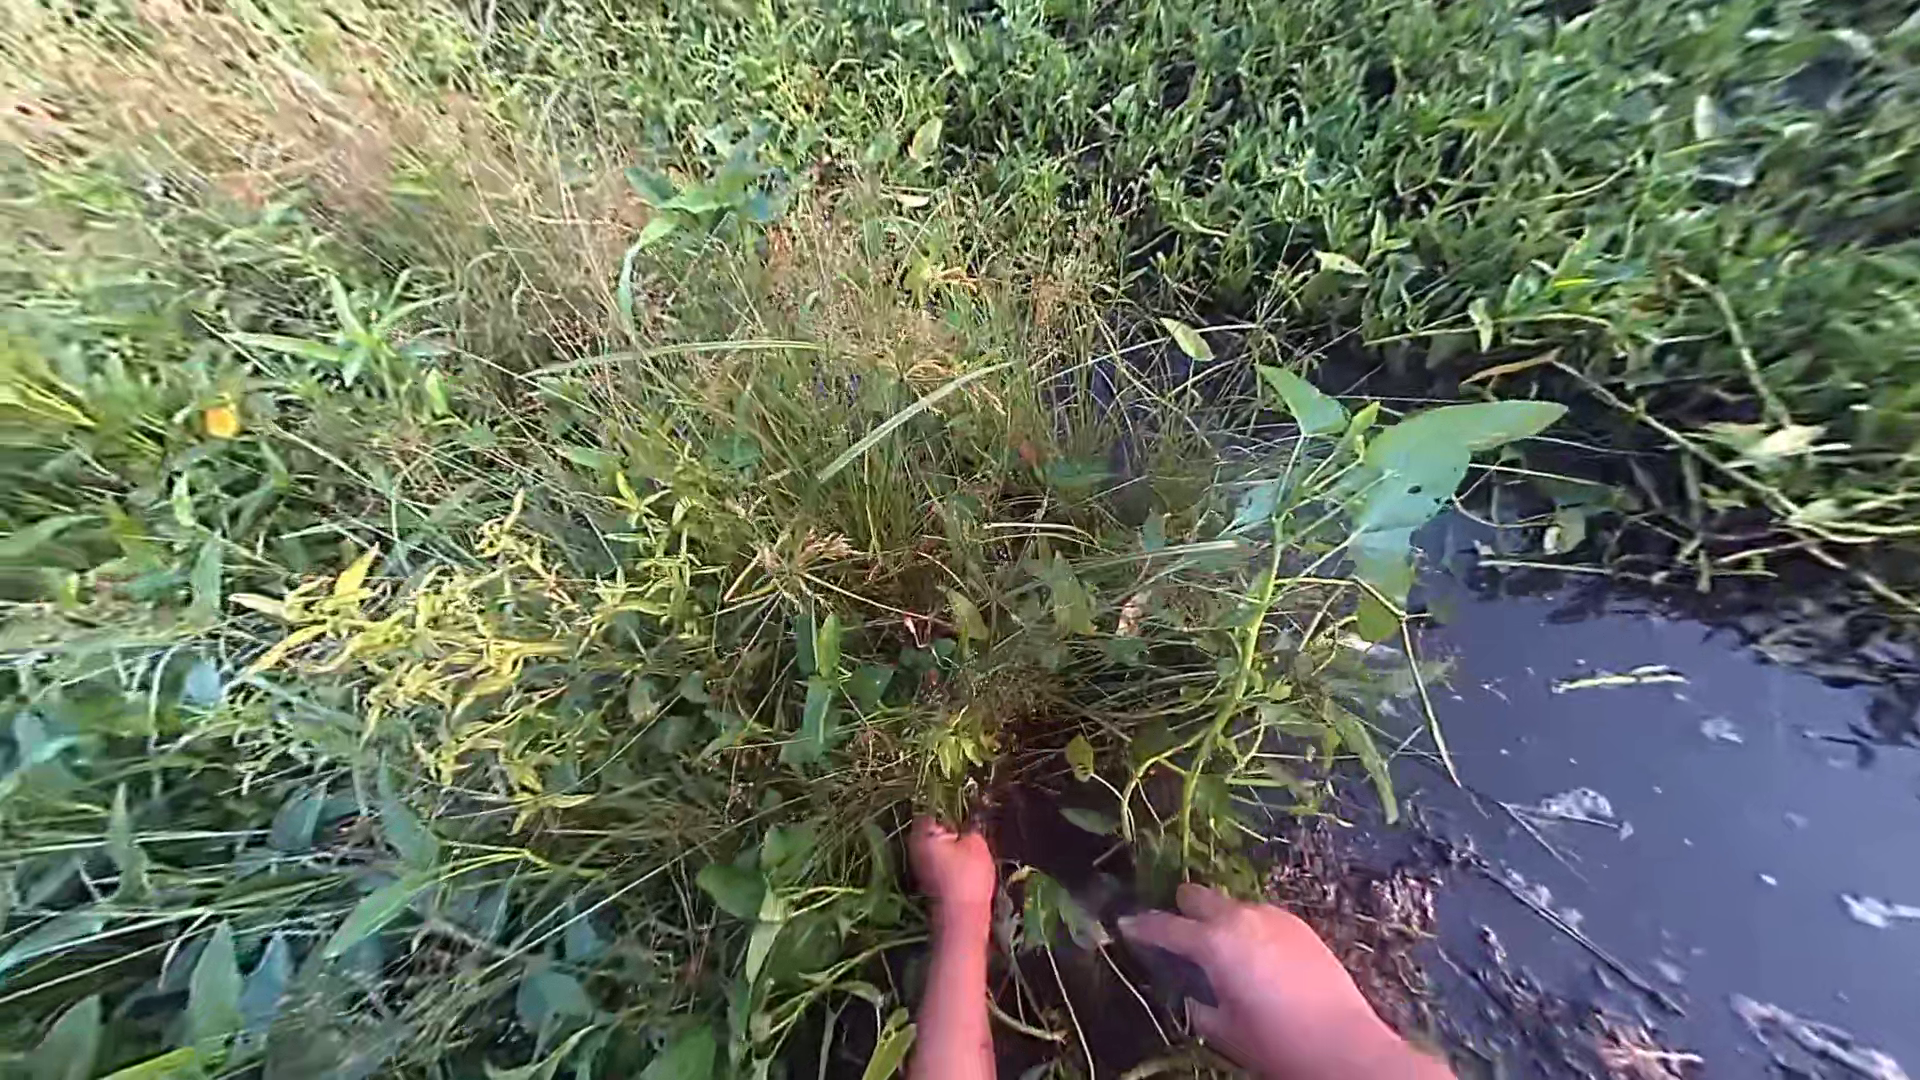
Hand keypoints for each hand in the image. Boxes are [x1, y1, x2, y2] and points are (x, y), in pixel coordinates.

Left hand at [908, 816, 994, 930]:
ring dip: (952, 850)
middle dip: (949, 832)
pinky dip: (952, 865)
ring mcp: (919, 870)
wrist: (963, 918)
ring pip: (937, 851)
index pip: (930, 814)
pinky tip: (967, 870)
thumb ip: (969, 829)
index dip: (947, 812)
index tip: (962, 817)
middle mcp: (915, 851)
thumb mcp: (976, 842)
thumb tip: (965, 828)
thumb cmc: (968, 874)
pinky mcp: (929, 886)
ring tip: (971, 852)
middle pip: (932, 833)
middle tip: (968, 834)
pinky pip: (941, 866)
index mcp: (922, 836)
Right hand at [1120, 884, 1448, 1079]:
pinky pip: (1259, 915)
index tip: (1125, 922)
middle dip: (1183, 910)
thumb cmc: (1280, 1048)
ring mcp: (1269, 915)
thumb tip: (1192, 993)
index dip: (1141, 926)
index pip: (1164, 926)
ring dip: (1219, 920)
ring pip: (1229, 903)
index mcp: (1214, 943)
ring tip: (1229, 954)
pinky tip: (1262, 959)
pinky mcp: (1296, 922)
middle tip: (1183, 936)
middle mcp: (1237, 917)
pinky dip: (1250, 929)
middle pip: (1195, 895)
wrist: (1352, 1054)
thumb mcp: (1228, 1034)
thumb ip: (1200, 1006)